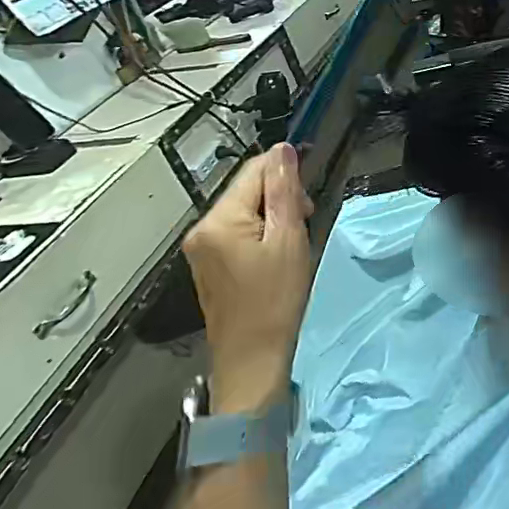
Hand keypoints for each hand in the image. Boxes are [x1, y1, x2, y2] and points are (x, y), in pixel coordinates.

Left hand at [183, 143, 313, 414]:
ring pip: (244, 207)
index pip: (254, 170)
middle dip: (280, 194)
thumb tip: (283, 149)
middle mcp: (201, 228)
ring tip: (293, 239)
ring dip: (273, 213)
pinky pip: (237, 229)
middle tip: (304, 222)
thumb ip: (285, 190)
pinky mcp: (208, 263)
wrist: (253, 359)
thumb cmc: (276, 299)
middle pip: (247, 187)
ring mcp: (201, 247)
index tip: (307, 198)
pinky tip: (276, 251)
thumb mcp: (289, 239)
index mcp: (218, 220)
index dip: (286, 173)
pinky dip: (261, 231)